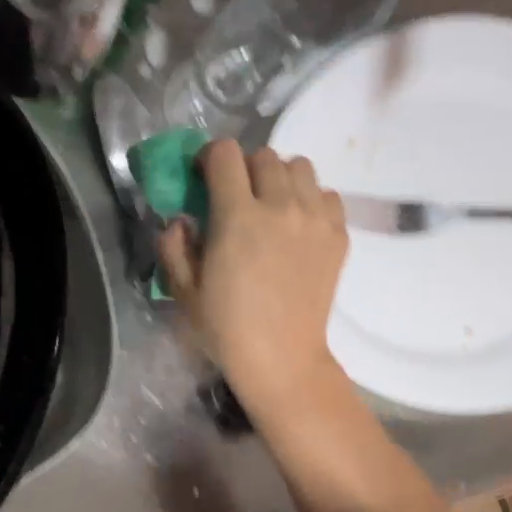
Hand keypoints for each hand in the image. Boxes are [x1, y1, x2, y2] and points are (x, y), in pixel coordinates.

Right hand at [158, 140, 349, 409]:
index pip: (225, 155)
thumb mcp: (182, 290)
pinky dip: (307, 199)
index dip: (210, 158)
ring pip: (300, 167)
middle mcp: (280, 206)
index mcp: (237, 217)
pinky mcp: (337, 233)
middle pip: (265, 156)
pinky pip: (325, 194)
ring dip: (279, 178)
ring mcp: (314, 217)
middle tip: (233, 196)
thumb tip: (181, 220)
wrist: (280, 355)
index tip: (202, 176)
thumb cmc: (223, 327)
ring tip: (268, 205)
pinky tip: (294, 225)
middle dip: (244, 169)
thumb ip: (174, 247)